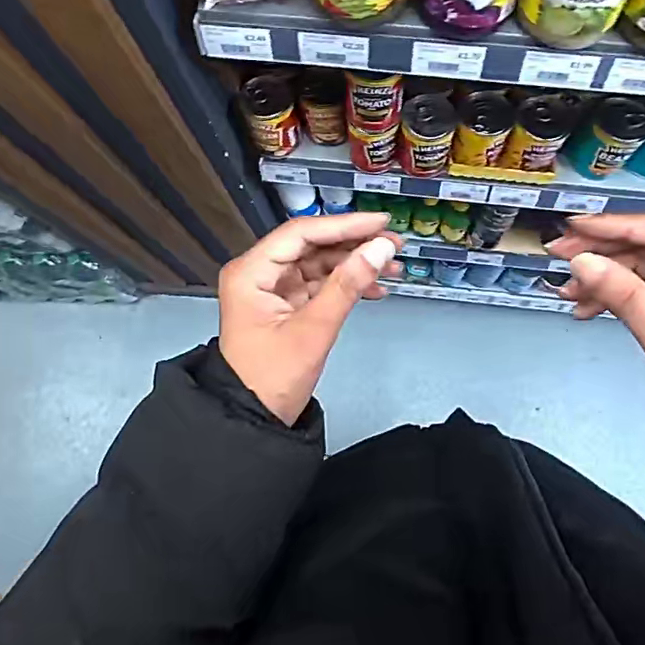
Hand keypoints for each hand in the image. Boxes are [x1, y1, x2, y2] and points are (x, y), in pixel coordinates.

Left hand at [218, 212, 401, 425]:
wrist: (252, 422)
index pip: (301, 233)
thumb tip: (380, 248)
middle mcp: (258, 273)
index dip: (344, 225)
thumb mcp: (313, 330)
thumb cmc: (270, 380)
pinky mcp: (285, 305)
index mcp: (251, 272)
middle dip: (354, 244)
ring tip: (392, 267)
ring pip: (319, 264)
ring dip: (355, 264)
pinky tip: (375, 288)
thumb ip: (347, 285)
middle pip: (312, 245)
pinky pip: (319, 284)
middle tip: (393, 244)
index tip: (380, 222)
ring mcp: (272, 289)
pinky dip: (346, 285)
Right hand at [547, 214, 644, 451]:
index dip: (623, 226)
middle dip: (606, 248)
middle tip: (564, 249)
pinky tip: (585, 303)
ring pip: (642, 262)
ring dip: (603, 271)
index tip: (582, 225)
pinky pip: (640, 283)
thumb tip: (584, 262)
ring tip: (570, 284)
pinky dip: (611, 291)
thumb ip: (627, 299)